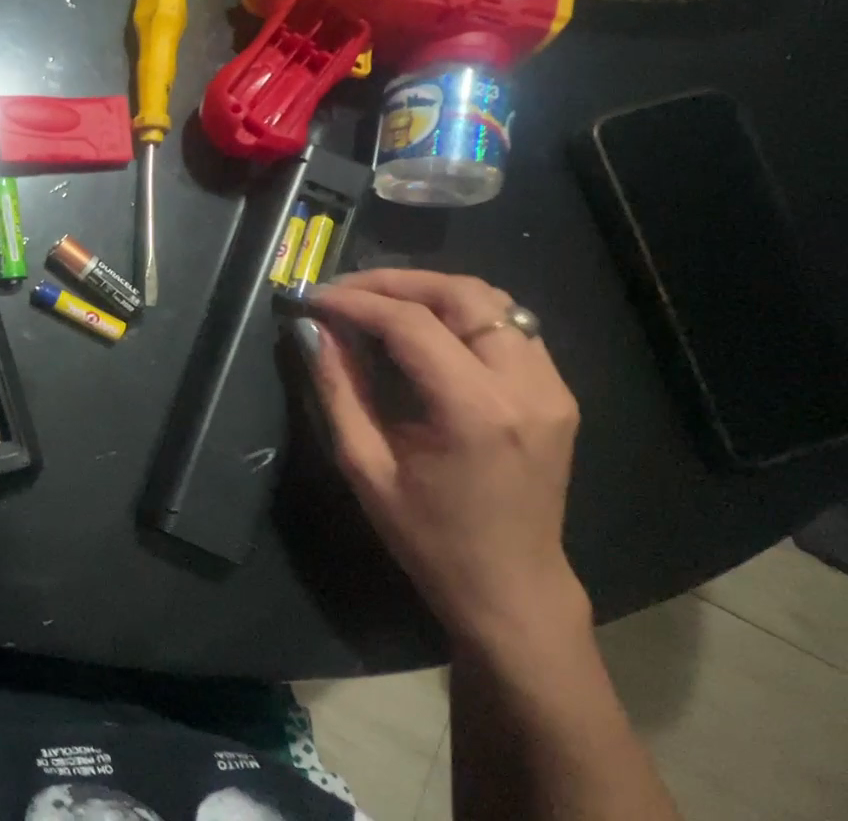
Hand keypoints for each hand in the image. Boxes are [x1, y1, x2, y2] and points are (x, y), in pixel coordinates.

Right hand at [296, 270, 588, 647]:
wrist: (509, 585)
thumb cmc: (426, 535)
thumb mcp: (364, 465)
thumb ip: (338, 389)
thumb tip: (312, 331)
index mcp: (475, 411)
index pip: (412, 324)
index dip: (355, 302)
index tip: (311, 299)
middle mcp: (526, 387)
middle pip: (464, 295)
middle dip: (395, 282)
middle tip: (342, 292)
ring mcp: (552, 388)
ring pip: (493, 302)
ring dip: (429, 292)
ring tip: (375, 303)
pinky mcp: (556, 394)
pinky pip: (508, 328)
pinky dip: (459, 314)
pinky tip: (420, 329)